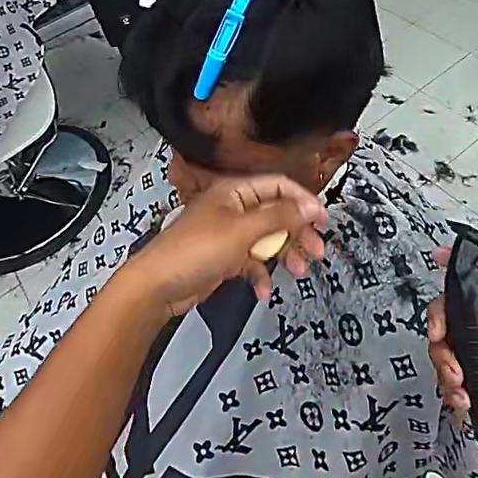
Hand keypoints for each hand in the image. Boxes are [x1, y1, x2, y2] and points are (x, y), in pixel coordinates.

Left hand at [112, 175, 327, 319]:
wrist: (155, 288)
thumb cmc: (192, 252)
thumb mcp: (242, 231)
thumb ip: (279, 216)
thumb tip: (310, 206)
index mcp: (236, 193)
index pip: (280, 187)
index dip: (303, 201)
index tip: (321, 219)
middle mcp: (235, 209)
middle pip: (278, 215)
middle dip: (298, 233)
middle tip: (315, 250)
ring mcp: (230, 234)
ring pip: (269, 239)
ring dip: (285, 255)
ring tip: (297, 271)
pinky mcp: (225, 258)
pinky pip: (253, 261)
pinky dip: (261, 274)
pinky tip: (263, 290)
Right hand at [426, 251, 477, 477]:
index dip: (464, 271)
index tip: (442, 258)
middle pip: (458, 315)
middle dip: (442, 326)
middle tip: (443, 342)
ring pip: (450, 347)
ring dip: (445, 363)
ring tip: (461, 383)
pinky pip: (452, 379)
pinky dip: (450, 388)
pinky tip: (465, 399)